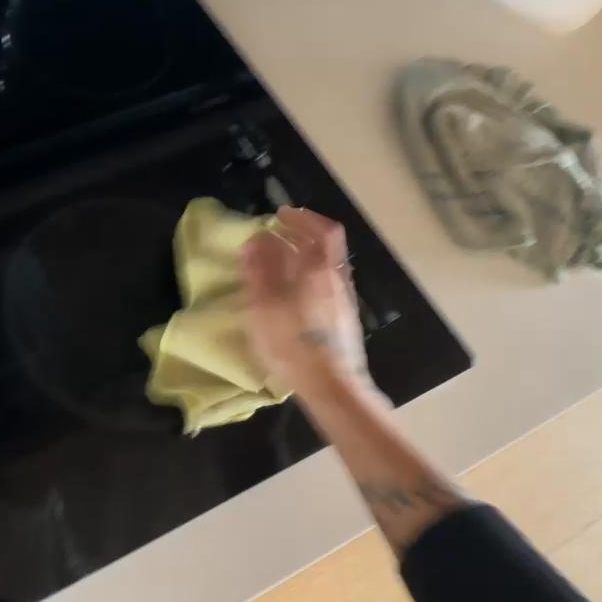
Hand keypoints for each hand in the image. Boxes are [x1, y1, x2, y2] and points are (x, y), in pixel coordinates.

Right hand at [241, 207, 375, 400]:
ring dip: (306, 255)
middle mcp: (337, 279)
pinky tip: (294, 291)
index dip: (302, 218)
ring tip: (281, 261)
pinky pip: (326, 284)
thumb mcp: (265, 305)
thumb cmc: (293, 343)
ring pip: (327, 266)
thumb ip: (260, 269)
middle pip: (326, 246)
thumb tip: (257, 239)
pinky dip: (309, 275)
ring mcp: (343, 300)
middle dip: (302, 234)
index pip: (321, 230)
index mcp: (320, 270)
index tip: (281, 214)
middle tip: (277, 234)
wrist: (333, 386)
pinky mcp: (342, 319)